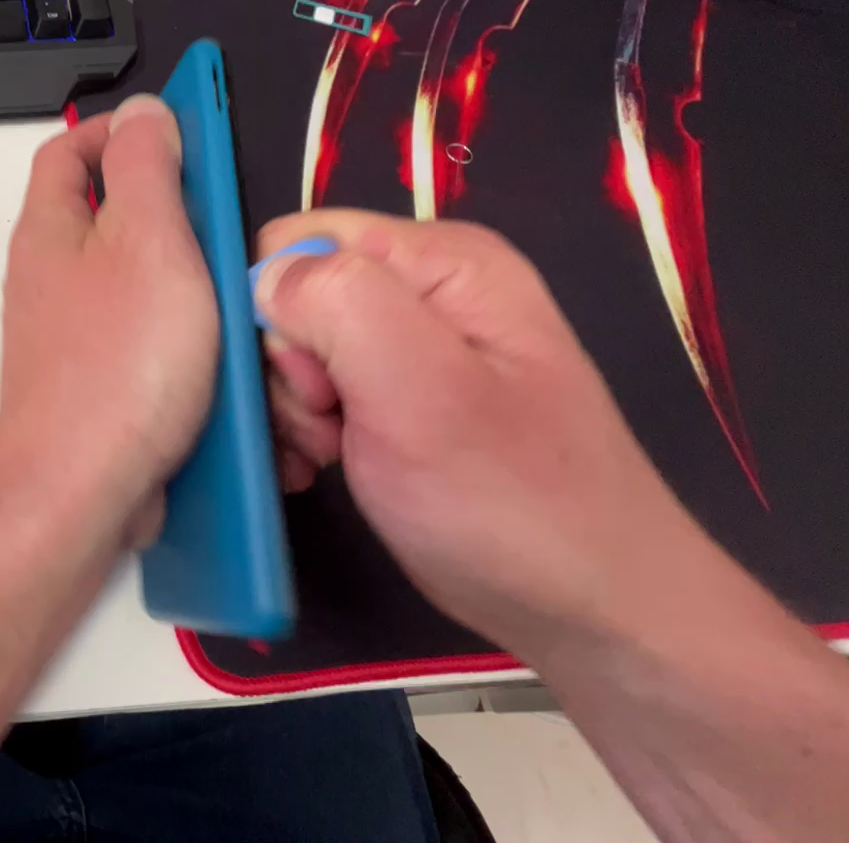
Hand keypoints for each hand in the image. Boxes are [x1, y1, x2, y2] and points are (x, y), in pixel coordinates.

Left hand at [0, 95, 217, 548]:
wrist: (81, 486)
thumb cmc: (117, 364)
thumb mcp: (148, 241)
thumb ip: (146, 167)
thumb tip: (144, 111)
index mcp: (50, 232)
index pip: (67, 151)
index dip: (115, 129)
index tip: (172, 129)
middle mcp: (48, 277)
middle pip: (105, 214)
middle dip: (168, 209)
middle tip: (219, 219)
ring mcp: (67, 330)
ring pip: (133, 280)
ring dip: (185, 277)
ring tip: (231, 290)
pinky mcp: (93, 376)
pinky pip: (141, 335)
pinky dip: (180, 332)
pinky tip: (217, 350)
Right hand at [252, 210, 724, 659]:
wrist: (584, 607)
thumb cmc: (506, 500)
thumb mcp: (420, 389)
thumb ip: (337, 303)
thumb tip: (264, 278)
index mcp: (439, 261)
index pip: (296, 241)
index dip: (280, 308)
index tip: (315, 382)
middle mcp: (421, 289)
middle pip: (289, 296)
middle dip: (287, 366)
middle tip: (326, 422)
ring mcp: (406, 345)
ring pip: (290, 347)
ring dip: (290, 406)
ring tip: (327, 454)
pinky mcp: (390, 393)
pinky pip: (309, 387)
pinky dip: (298, 428)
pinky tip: (317, 465)